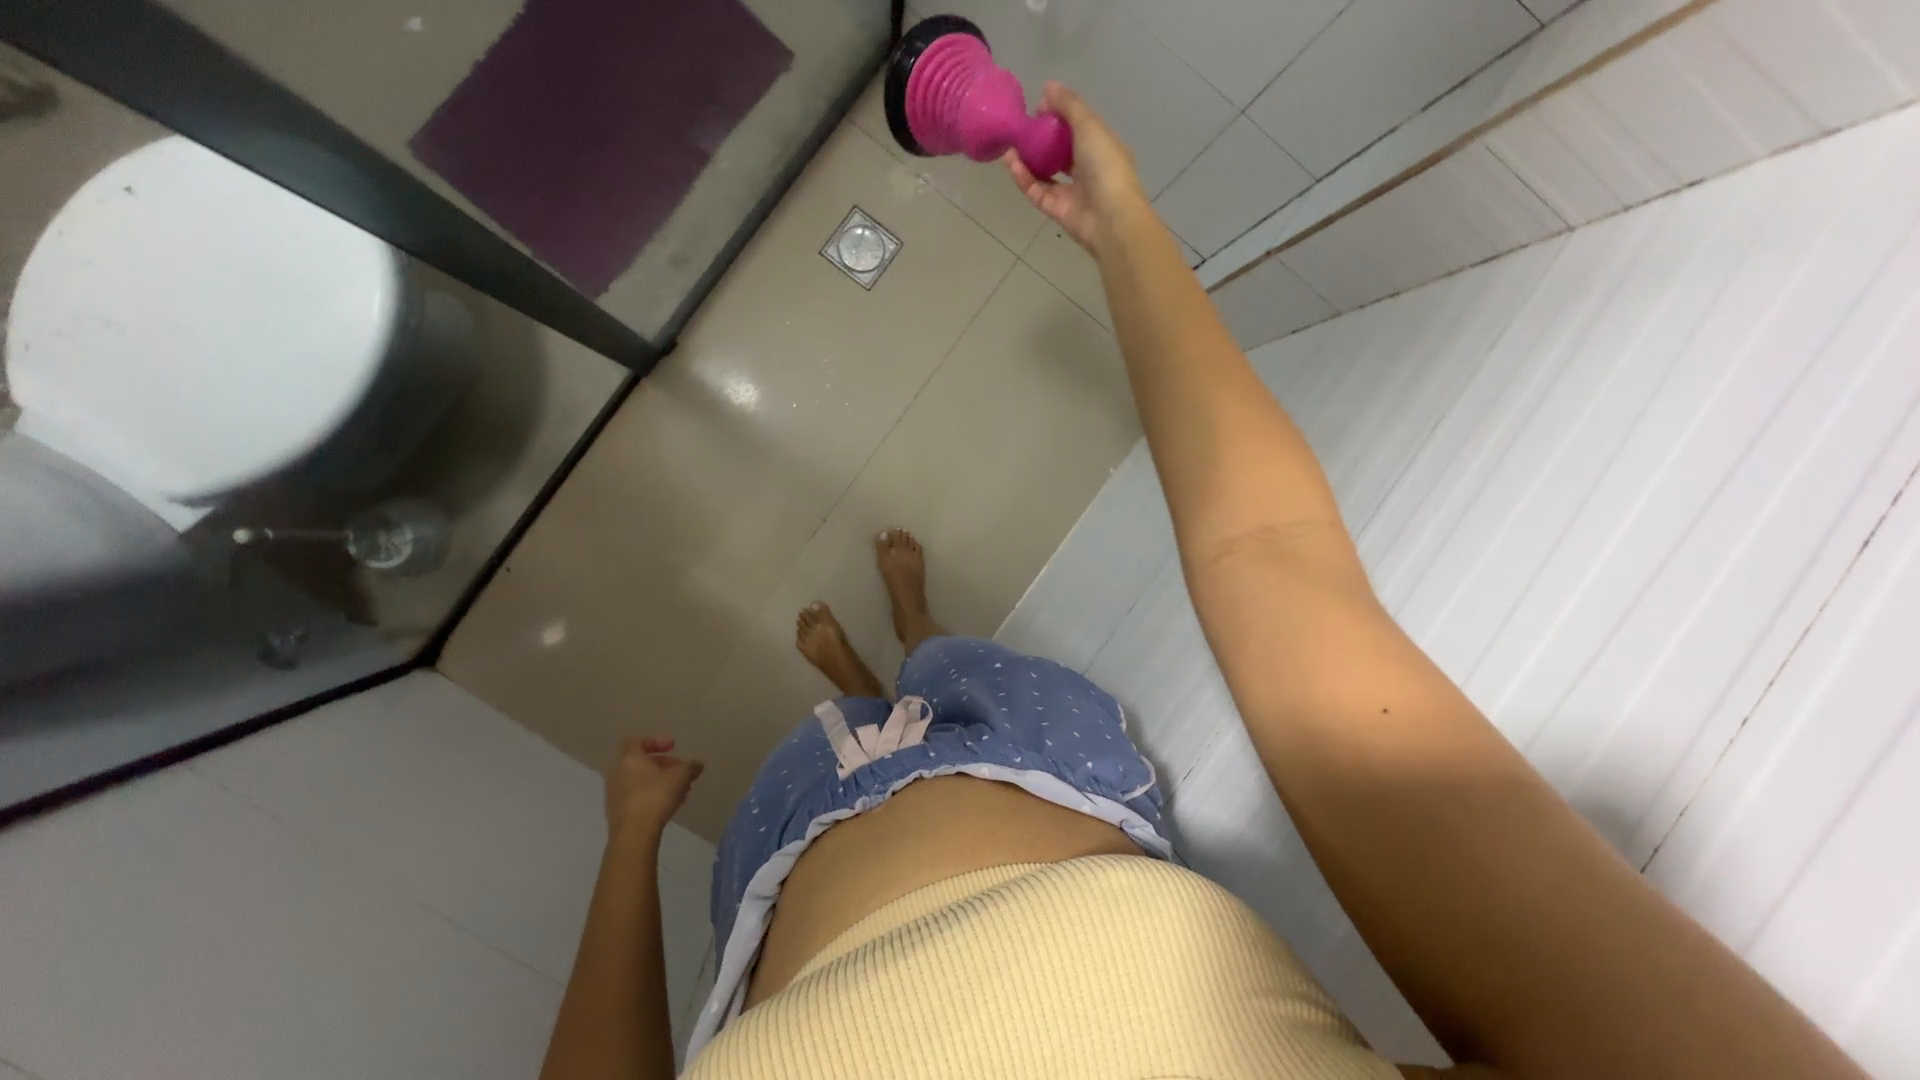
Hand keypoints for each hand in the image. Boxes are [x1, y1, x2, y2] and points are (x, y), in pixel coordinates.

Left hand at [604, 736, 702, 836]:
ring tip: (678, 792)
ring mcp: (614, 794)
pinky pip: (635, 797)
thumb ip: (690, 767)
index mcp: (629, 759)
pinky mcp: (616, 812)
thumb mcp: (680, 777)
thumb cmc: (656, 796)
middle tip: (680, 772)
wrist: (633, 833)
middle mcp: (617, 773)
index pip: (637, 740)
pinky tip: (666, 806)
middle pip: (640, 762)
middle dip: (662, 765)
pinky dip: (650, 796)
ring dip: (658, 782)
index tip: (673, 748)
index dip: (656, 741)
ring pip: (638, 781)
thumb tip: (697, 764)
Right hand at [1007, 81, 1149, 258]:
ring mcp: (1072, 190)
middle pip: (1060, 150)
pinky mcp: (1056, 209)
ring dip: (1028, 158)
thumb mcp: (1089, 126)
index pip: (1078, 126)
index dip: (1059, 115)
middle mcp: (1088, 168)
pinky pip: (1036, 190)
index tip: (1039, 108)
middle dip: (1041, 137)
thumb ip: (1068, 105)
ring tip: (1010, 144)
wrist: (1110, 218)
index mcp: (1102, 146)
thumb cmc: (1106, 166)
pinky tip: (1011, 162)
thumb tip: (1048, 85)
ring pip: (1045, 171)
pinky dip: (1024, 177)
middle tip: (1022, 127)